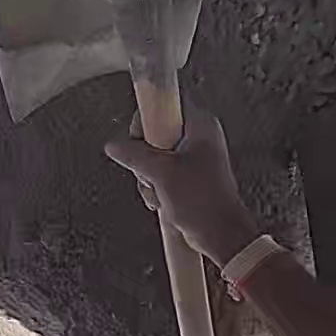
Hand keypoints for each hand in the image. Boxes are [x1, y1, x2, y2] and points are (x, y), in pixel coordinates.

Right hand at [104, 102, 258, 264]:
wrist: (220, 235)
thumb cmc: (204, 202)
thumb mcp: (161, 173)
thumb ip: (133, 155)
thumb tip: (114, 145)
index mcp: (200, 125)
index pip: (166, 100)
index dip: (148, 116)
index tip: (140, 135)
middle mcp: (199, 136)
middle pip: (155, 130)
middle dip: (144, 155)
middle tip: (151, 169)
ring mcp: (193, 156)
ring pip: (154, 154)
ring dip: (148, 175)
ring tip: (159, 190)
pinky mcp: (188, 174)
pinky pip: (160, 171)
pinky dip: (155, 185)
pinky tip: (161, 199)